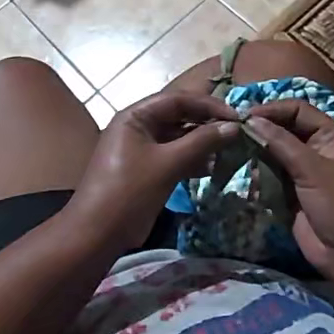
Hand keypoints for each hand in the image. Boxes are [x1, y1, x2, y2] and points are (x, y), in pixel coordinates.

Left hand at [75, 91, 241, 238]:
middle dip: (207, 123)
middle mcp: (138, 126)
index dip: (208, 105)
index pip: (178, 99)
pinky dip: (193, 159)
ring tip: (227, 150)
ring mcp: (142, 148)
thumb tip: (234, 126)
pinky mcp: (148, 168)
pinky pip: (175, 155)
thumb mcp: (168, 164)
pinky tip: (211, 168)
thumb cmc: (129, 191)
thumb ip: (202, 142)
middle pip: (179, 115)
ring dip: (203, 142)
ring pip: (179, 136)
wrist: (96, 234)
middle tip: (236, 132)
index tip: (236, 117)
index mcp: (136, 116)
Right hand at [244, 100, 333, 278]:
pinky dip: (257, 175)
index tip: (244, 116)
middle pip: (284, 130)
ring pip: (274, 154)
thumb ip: (282, 143)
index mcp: (330, 137)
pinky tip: (243, 176)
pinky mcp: (291, 195)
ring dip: (256, 153)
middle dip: (260, 131)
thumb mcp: (313, 169)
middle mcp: (316, 150)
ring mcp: (303, 173)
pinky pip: (270, 178)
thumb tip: (251, 120)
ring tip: (231, 153)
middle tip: (231, 134)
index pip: (298, 111)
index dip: (272, 110)